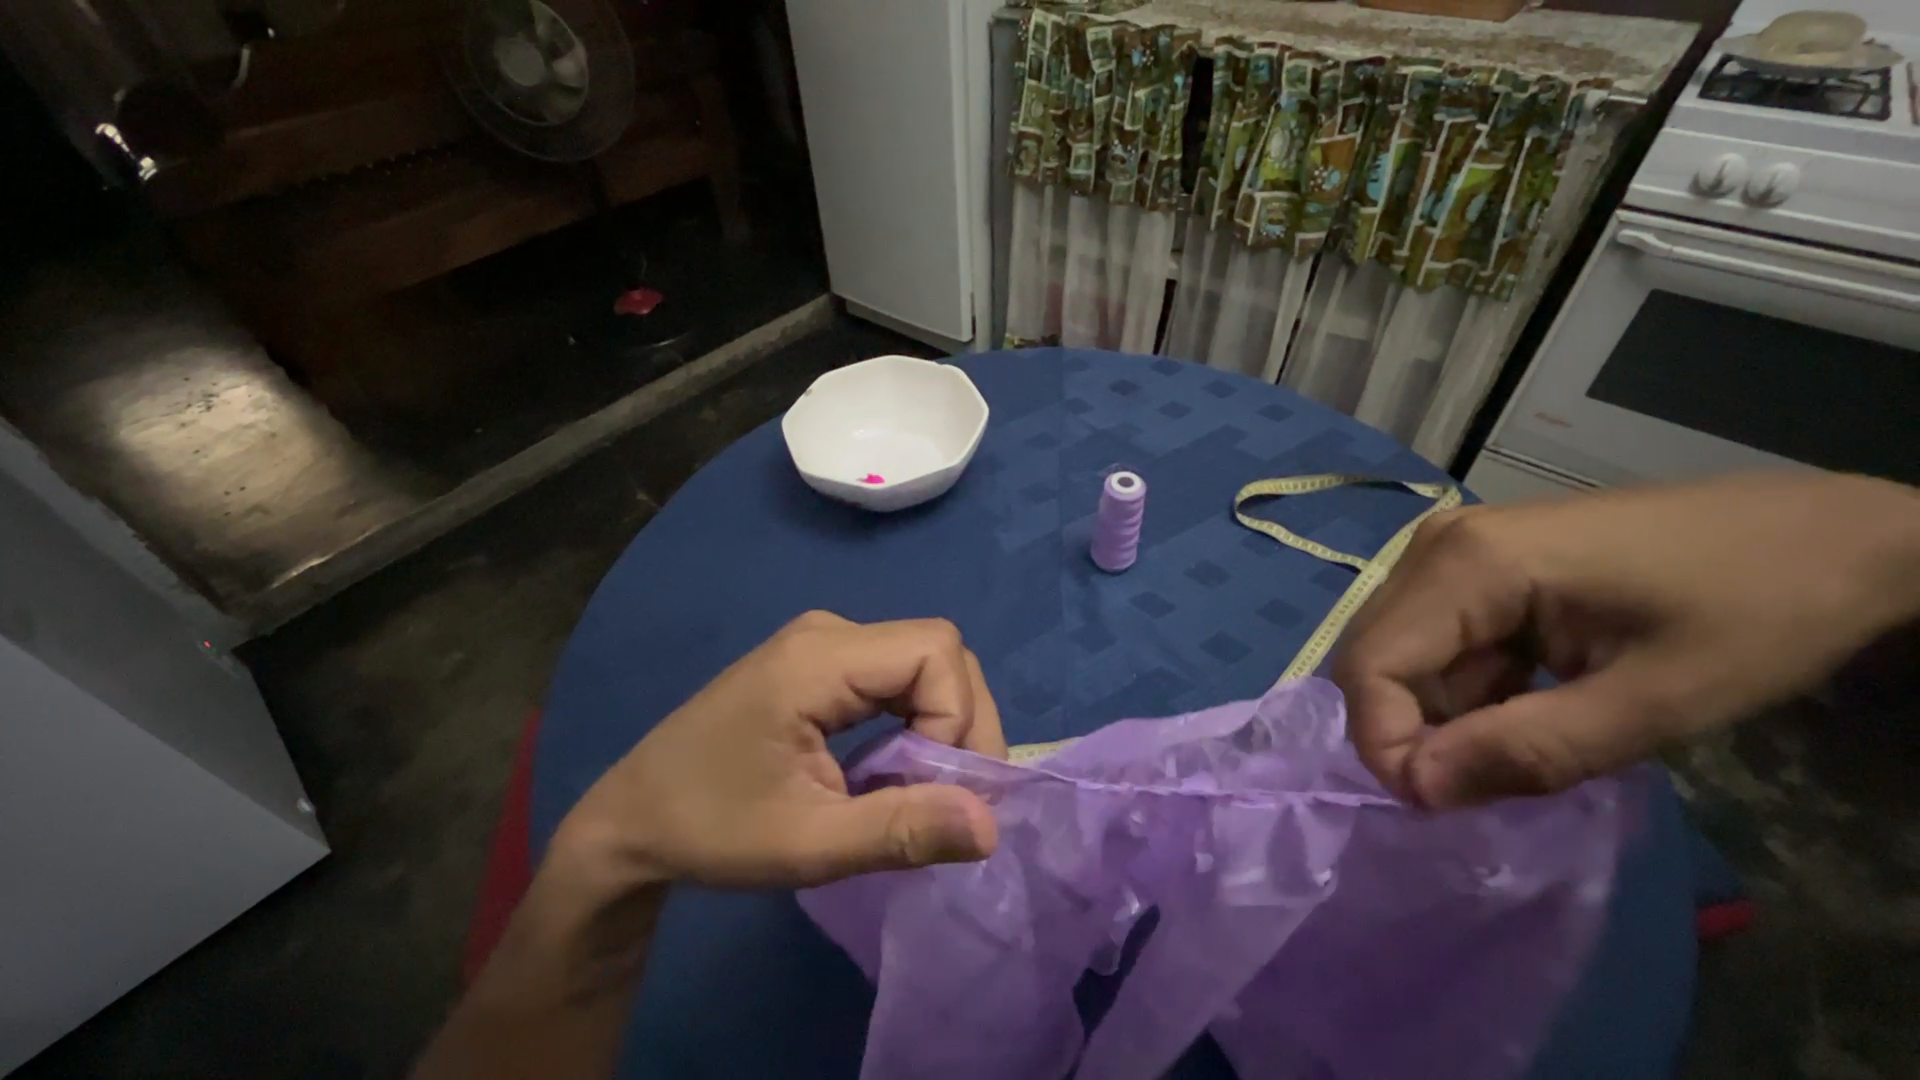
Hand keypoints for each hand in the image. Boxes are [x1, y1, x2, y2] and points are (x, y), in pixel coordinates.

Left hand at [554, 611, 1007, 890]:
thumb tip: (991, 825)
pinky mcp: (819, 666)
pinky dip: (915, 720)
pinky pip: (895, 676)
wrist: (631, 820)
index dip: (956, 718)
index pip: (936, 651)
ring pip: (923, 663)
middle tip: (945, 796)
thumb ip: (900, 830)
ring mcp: (821, 645)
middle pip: (937, 651)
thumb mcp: (808, 845)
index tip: (934, 788)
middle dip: (960, 723)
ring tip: (920, 789)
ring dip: (941, 725)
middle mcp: (827, 634)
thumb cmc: (712, 830)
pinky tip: (894, 768)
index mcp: (819, 658)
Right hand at [1333, 473, 1919, 809]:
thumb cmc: (1757, 613)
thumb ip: (1527, 750)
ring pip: (1402, 656)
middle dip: (1419, 733)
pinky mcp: (1473, 564)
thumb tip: (1416, 791)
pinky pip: (1434, 642)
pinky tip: (1533, 700)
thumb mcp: (1655, 702)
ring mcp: (1452, 550)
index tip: (1451, 806)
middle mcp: (1435, 546)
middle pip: (1377, 660)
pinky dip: (1468, 690)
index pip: (1370, 666)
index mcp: (1468, 562)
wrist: (1831, 537)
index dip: (1389, 745)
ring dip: (1448, 715)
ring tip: (1538, 736)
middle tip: (1505, 778)